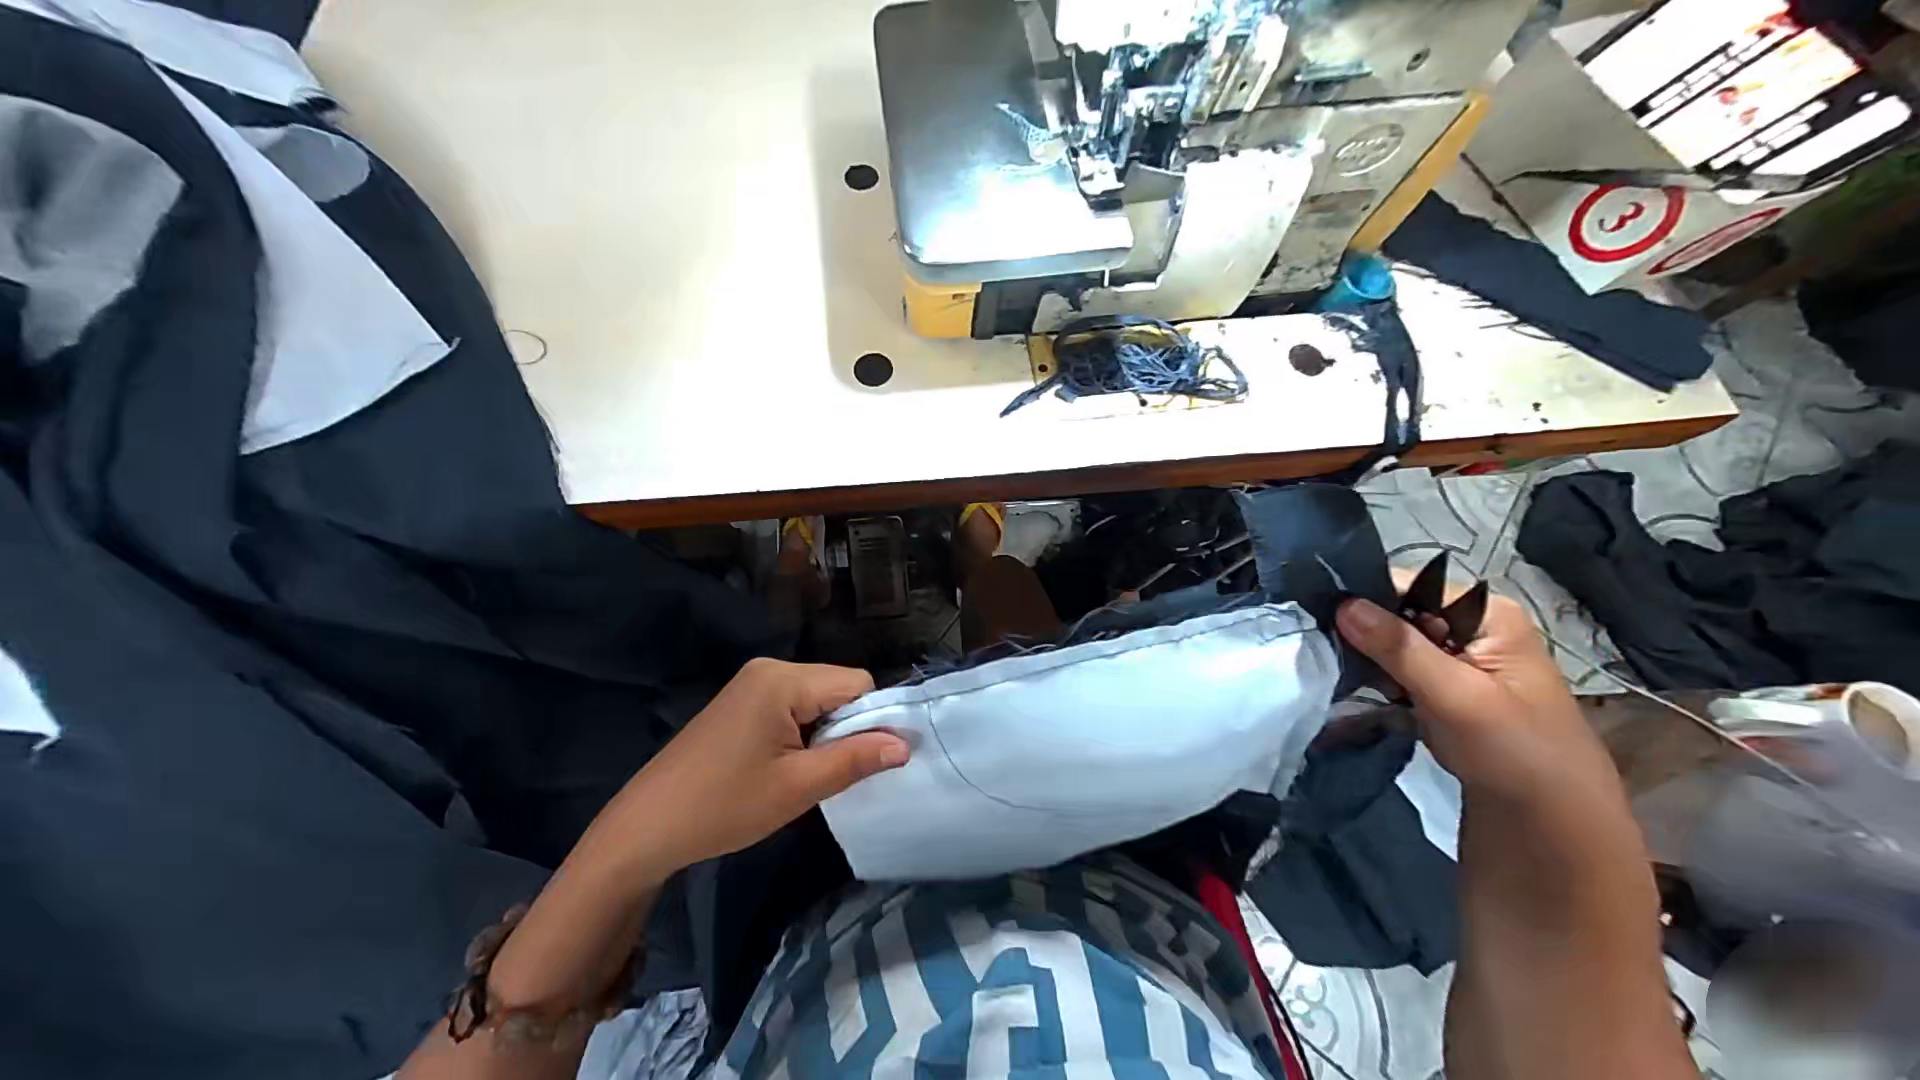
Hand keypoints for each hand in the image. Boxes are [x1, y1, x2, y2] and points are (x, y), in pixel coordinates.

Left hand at [587, 658, 908, 882]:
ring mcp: (752, 682)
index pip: (857, 684)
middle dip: (848, 726)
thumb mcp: (797, 788)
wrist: (646, 827)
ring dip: (826, 731)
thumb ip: (855, 760)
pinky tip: (787, 764)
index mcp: (783, 680)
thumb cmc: (724, 806)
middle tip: (832, 772)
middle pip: (838, 686)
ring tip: (808, 772)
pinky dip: (804, 730)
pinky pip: (794, 704)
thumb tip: (905, 745)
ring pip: (818, 697)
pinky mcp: (742, 699)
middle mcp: (770, 669)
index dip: (872, 719)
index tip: (866, 761)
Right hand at [1335, 590, 1619, 805]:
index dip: (1363, 597)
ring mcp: (1455, 659)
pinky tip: (1347, 687)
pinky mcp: (1440, 687)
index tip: (1318, 614)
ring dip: (1362, 657)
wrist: (1551, 822)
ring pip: (1390, 642)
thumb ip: (1399, 648)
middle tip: (1320, 649)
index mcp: (1486, 613)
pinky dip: (1372, 678)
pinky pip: (1394, 669)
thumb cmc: (1515, 751)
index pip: (1409, 585)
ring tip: (1328, 669)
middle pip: (1396, 612)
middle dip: (1358, 631)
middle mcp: (1470, 627)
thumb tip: (1342, 604)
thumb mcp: (1456, 696)